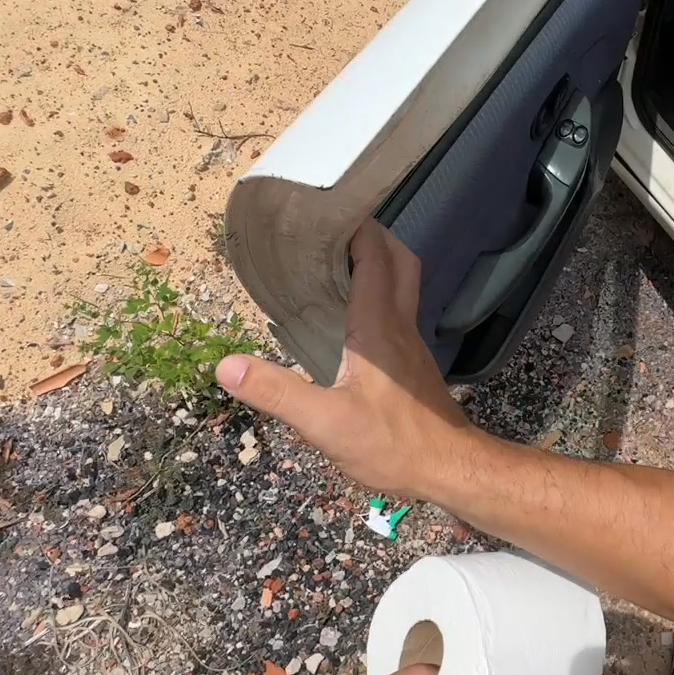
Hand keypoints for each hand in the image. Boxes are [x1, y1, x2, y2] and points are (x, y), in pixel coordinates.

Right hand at [215, 220, 483, 498]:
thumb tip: (225, 364)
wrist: (449, 467)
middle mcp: (400, 325)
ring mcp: (412, 343)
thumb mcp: (325, 423)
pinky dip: (380, 295)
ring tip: (336, 263)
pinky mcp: (414, 362)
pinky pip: (399, 311)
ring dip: (380, 264)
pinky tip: (352, 316)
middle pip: (401, 262)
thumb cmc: (392, 444)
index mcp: (378, 327)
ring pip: (404, 285)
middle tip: (336, 228)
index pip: (374, 260)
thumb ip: (277, 392)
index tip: (329, 207)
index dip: (357, 228)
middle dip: (375, 236)